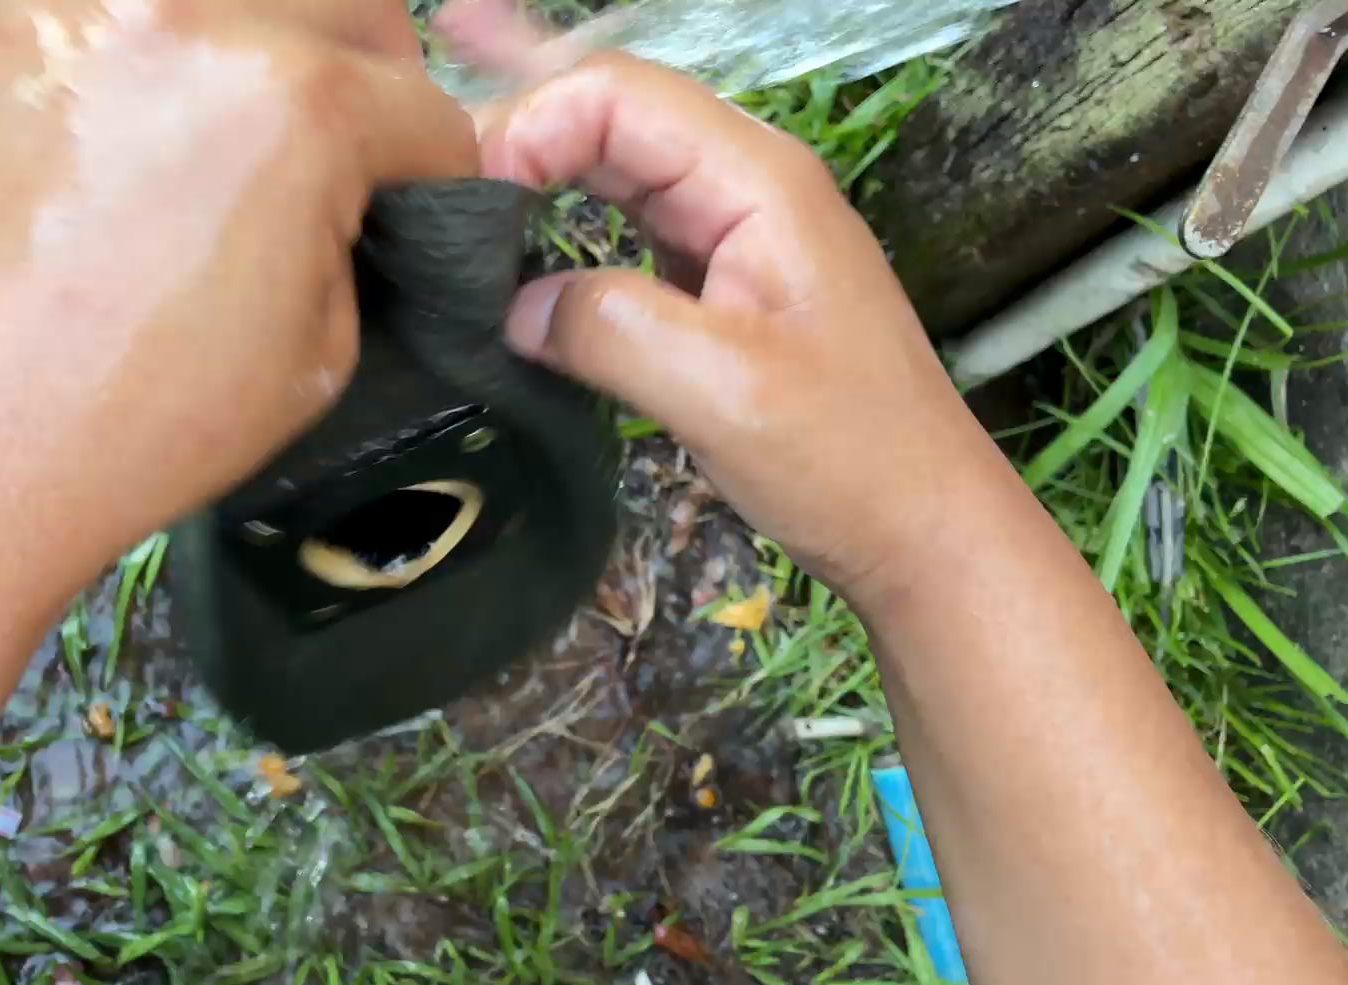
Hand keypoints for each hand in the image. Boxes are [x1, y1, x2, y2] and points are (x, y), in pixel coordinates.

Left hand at [0, 0, 474, 603]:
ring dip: (270, 61)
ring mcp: (77, 5)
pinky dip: (159, 75)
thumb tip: (341, 210)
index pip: (428, 113)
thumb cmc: (156, 423)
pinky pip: (119, 25)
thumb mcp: (317, 359)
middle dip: (378, 81)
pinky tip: (130, 158)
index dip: (445, 176)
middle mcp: (191, 15)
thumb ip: (350, 253)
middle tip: (350, 162)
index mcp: (297, 109)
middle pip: (348, 3)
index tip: (429, 211)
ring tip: (240, 148)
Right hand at [436, 0, 1018, 606]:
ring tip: (460, 183)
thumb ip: (611, 328)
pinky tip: (523, 230)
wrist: (911, 522)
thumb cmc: (840, 455)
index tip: (465, 209)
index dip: (530, 130)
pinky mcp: (709, 288)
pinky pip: (622, 233)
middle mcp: (739, 187)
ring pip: (614, 172)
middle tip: (437, 193)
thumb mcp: (722, 389)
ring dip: (538, 166)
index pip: (617, 99)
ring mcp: (726, 238)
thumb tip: (511, 307)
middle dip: (520, 136)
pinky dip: (564, 223)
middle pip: (612, 120)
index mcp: (753, 182)